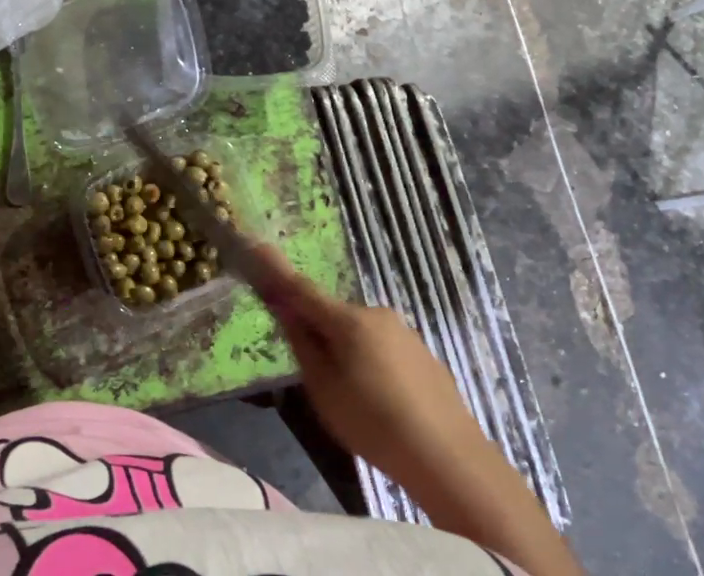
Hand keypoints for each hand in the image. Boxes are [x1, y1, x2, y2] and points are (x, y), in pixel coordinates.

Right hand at [259, 246, 472, 481]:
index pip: (302, 289)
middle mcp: (377, 314)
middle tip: (318, 377)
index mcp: (348, 320)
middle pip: (334, 316)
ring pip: (361, 335)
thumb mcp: (323, 389)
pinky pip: (385, 350)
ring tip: (356, 401)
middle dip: (320, 333)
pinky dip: (375, 366)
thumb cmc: (373, 423)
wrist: (447, 456)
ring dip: (350, 353)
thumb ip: (302, 344)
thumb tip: (285, 308)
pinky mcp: (424, 354)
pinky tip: (384, 403)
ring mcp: (406, 333)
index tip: (256, 247)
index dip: (277, 271)